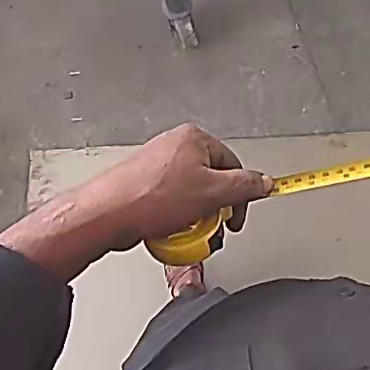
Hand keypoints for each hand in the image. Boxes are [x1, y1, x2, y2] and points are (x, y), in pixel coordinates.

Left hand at [82, 123, 273, 244]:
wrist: (106, 214)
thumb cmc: (147, 198)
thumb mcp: (212, 193)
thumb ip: (244, 187)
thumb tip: (263, 183)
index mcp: (193, 139)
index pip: (234, 165)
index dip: (240, 196)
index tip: (236, 217)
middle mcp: (174, 146)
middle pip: (212, 180)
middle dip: (215, 209)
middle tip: (211, 227)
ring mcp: (157, 165)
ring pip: (191, 194)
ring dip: (195, 217)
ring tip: (186, 230)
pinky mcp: (144, 184)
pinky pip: (170, 201)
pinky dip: (175, 217)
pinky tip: (168, 229)